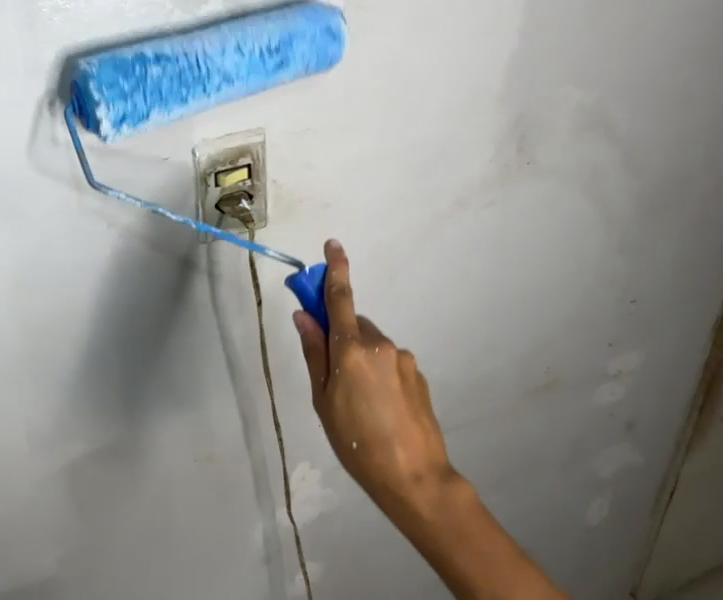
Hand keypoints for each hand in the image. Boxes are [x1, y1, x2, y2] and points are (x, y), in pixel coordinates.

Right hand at [293, 239, 454, 512]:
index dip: (335, 268)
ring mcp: (404, 359)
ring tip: (358, 402)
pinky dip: (380, 375)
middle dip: (341, 336)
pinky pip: (391, 364)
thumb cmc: (356, 441)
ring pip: (373, 346)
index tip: (332, 245)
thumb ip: (314, 353)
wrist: (415, 477)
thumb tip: (303, 315)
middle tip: (331, 373)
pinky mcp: (419, 376)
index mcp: (351, 348)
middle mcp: (380, 344)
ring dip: (361, 359)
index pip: (340, 296)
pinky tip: (379, 408)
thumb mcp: (322, 399)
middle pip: (354, 325)